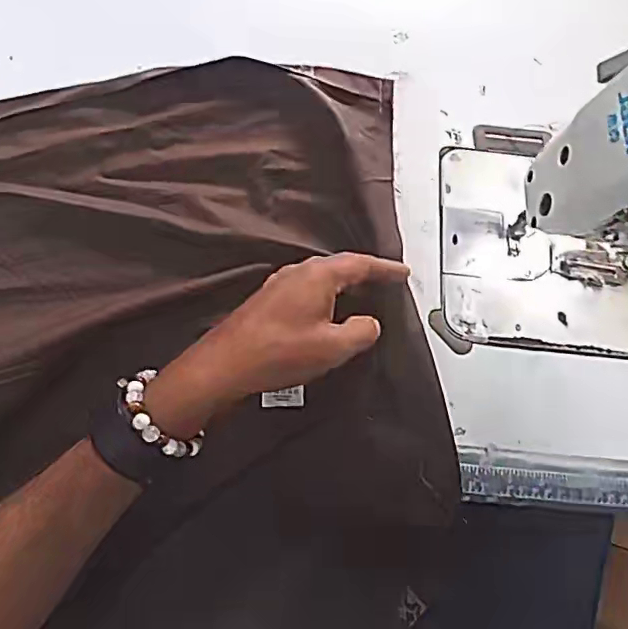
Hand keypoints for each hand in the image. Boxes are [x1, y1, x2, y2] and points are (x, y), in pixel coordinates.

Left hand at [144, 253, 411, 436]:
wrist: (226, 364)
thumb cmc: (275, 352)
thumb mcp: (334, 347)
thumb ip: (362, 332)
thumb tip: (369, 324)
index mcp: (317, 275)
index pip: (360, 264)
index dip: (385, 269)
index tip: (401, 273)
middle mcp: (297, 273)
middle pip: (339, 267)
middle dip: (363, 275)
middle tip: (383, 283)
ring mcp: (279, 286)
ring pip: (320, 280)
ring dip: (341, 288)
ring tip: (359, 301)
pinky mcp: (268, 302)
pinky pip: (305, 293)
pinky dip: (323, 300)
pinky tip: (325, 318)